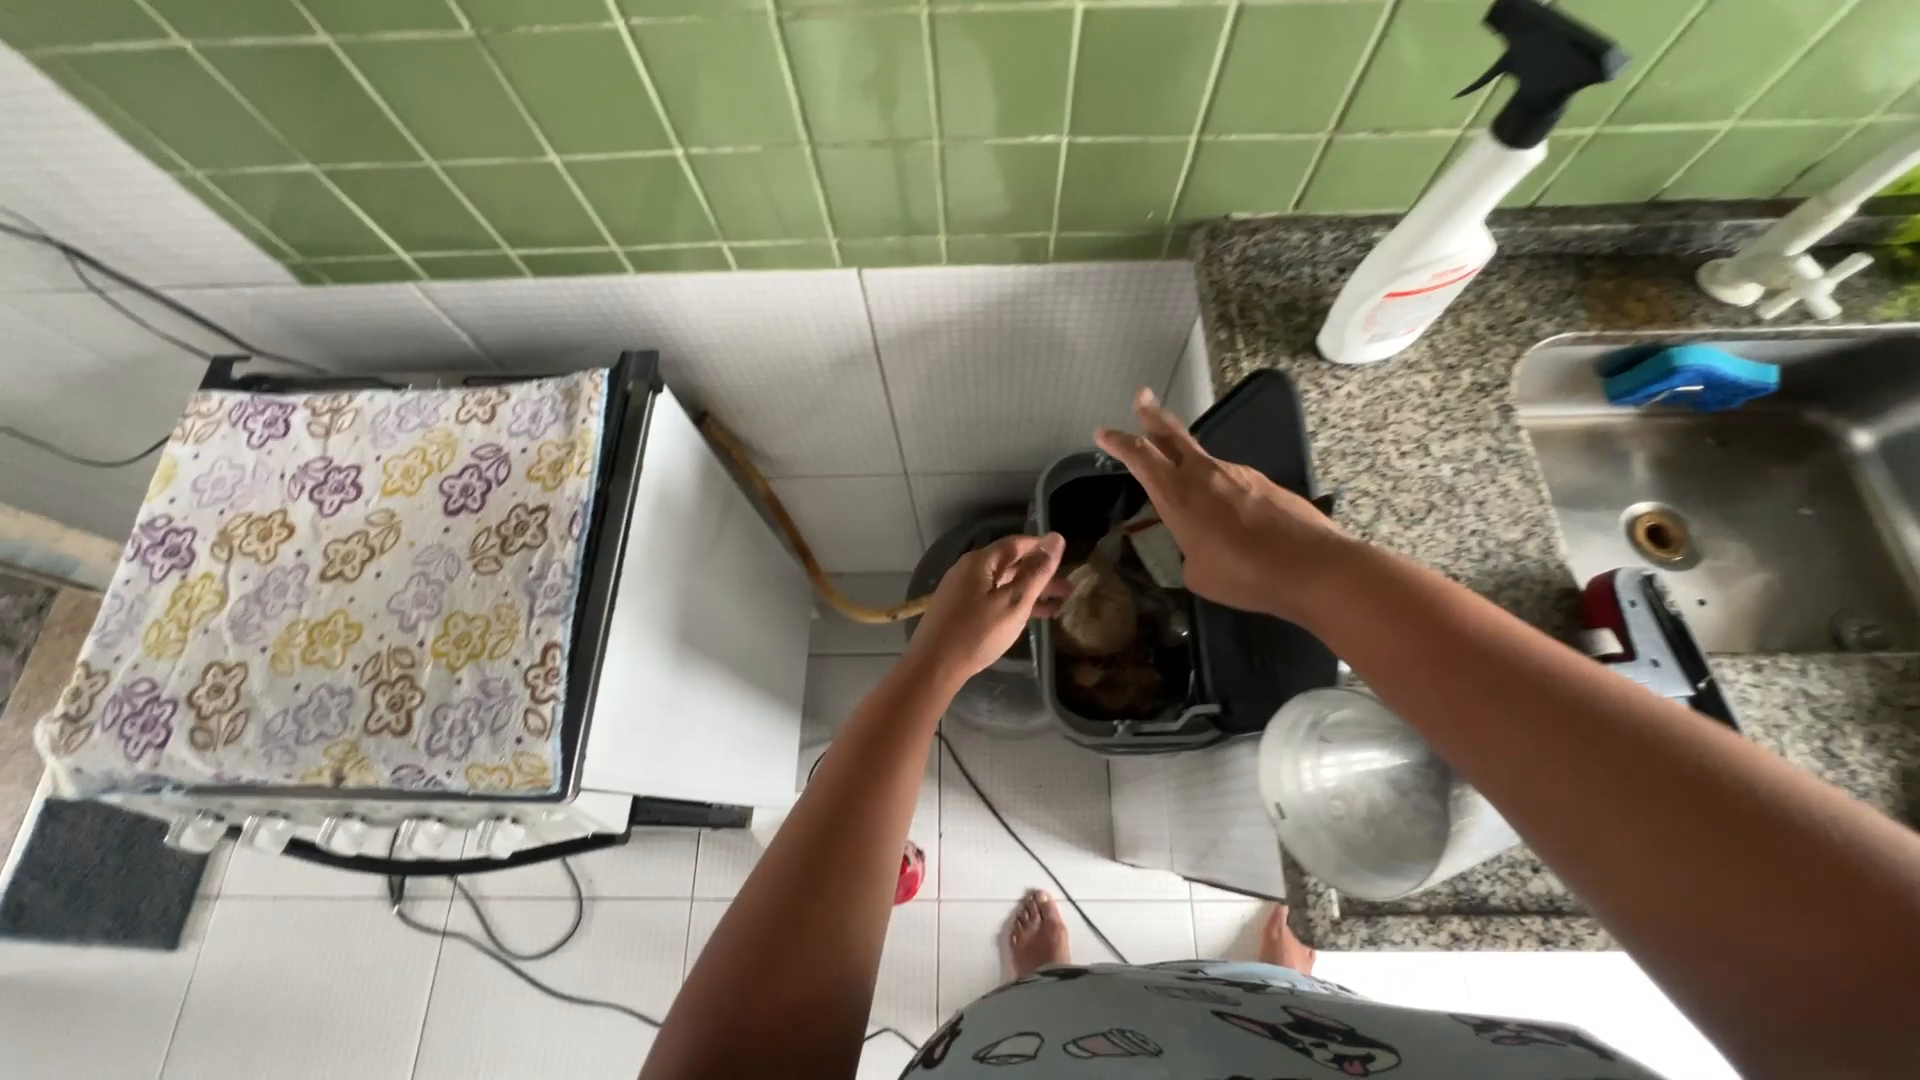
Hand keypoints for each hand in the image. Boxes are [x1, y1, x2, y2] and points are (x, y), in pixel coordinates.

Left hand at [904, 533, 1069, 684]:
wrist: (933, 666)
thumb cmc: (977, 633)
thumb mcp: (1014, 603)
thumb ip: (1037, 572)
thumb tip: (1056, 538)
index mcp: (980, 562)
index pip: (1017, 543)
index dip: (1043, 548)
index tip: (1067, 557)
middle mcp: (968, 569)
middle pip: (1010, 564)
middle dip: (1040, 575)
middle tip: (1069, 588)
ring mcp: (961, 590)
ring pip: (1002, 584)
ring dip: (1028, 592)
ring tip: (1058, 605)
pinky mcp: (958, 609)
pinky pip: (991, 598)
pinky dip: (1011, 604)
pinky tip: (1029, 617)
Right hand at [1095, 387, 1353, 621]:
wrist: (1312, 566)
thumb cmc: (1244, 575)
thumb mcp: (1198, 573)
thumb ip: (1190, 550)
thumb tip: (1200, 544)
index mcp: (1177, 494)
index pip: (1140, 457)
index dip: (1118, 443)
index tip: (1103, 432)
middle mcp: (1204, 475)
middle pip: (1172, 435)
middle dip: (1152, 416)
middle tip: (1142, 396)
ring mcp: (1238, 474)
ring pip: (1203, 459)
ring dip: (1187, 459)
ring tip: (1181, 473)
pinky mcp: (1264, 483)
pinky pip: (1230, 479)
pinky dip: (1219, 486)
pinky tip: (1228, 512)